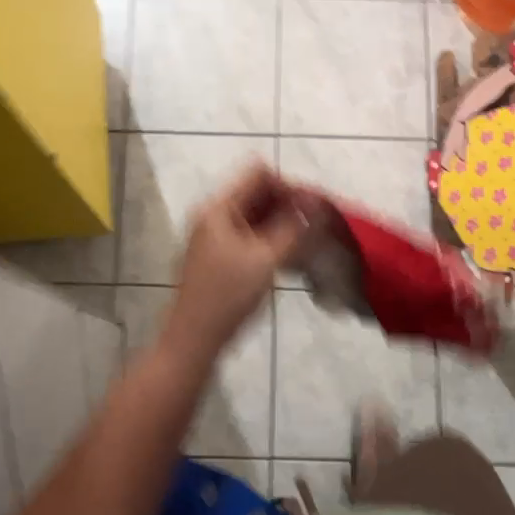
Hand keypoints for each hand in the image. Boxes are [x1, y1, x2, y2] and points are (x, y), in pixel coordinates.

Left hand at [162, 162, 316, 361]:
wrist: (193, 341)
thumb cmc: (228, 297)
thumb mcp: (265, 260)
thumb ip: (293, 227)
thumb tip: (317, 201)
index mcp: (218, 208)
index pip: (259, 174)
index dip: (290, 185)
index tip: (317, 208)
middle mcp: (214, 216)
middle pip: (257, 194)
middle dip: (289, 205)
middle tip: (320, 226)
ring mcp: (216, 237)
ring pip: (256, 217)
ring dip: (284, 224)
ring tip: (312, 242)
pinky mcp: (221, 258)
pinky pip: (251, 237)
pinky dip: (272, 241)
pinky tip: (294, 257)